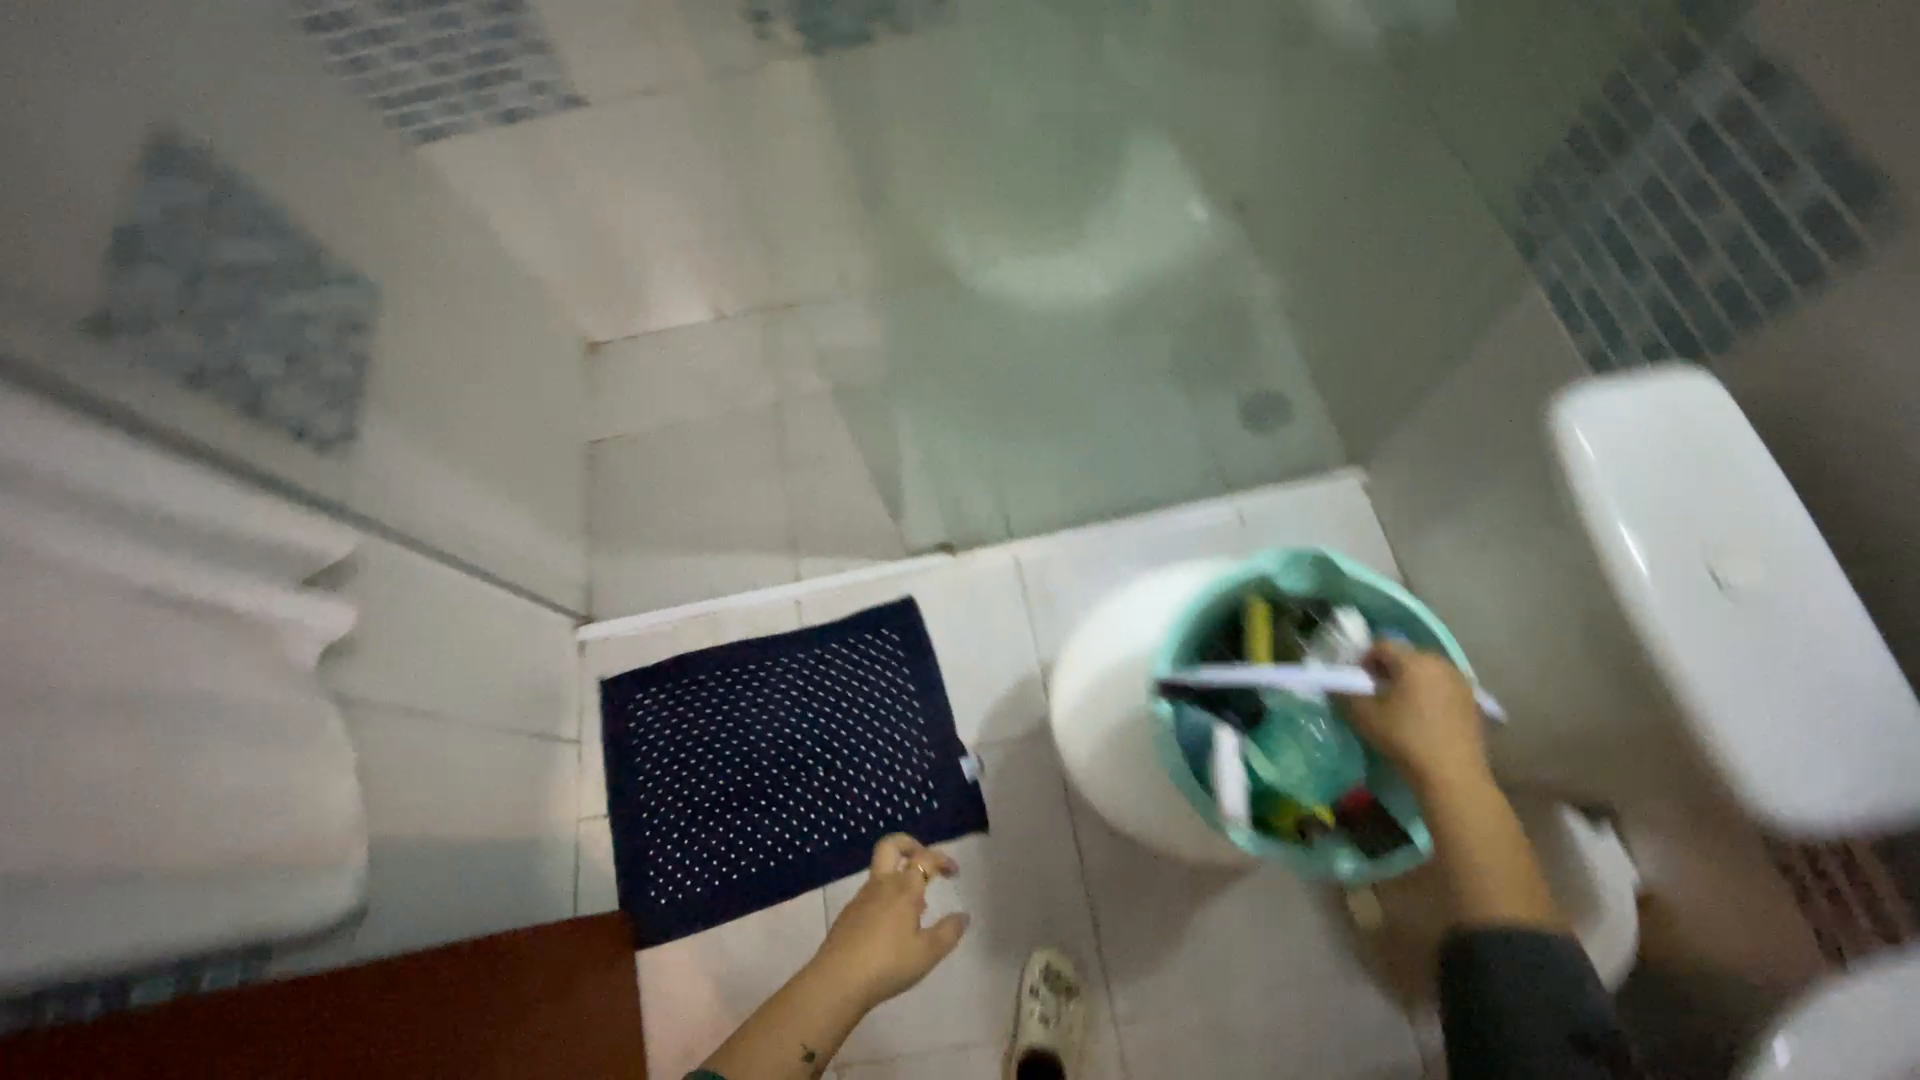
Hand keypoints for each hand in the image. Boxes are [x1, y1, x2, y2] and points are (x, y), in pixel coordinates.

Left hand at [808, 834, 968, 1009]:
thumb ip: (949, 932)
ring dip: (900, 876)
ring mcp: (861, 898)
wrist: (837, 980)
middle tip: (924, 860)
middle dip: (910, 844)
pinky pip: (872, 893)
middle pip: (891, 845)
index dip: (942, 859)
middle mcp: (881, 885)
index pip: (925, 858)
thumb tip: (963, 916)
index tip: (954, 872)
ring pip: (881, 871)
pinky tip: (894, 926)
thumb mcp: (927, 953)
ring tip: (917, 906)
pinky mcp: (848, 914)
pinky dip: (887, 897)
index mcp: (903, 888)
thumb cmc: (888, 963)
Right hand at [1341, 642, 1492, 794]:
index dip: (1364, 659)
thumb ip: (1345, 692)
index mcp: (1413, 661)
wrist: (1452, 773)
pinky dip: (1429, 692)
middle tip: (1376, 692)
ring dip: (1410, 680)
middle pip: (1406, 654)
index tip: (1358, 681)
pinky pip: (1442, 685)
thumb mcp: (1364, 715)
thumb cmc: (1404, 738)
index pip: (1382, 644)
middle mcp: (1440, 662)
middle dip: (1388, 668)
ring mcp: (1460, 681)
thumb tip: (1336, 682)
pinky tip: (1423, 716)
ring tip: (1400, 705)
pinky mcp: (1472, 700)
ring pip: (1426, 670)